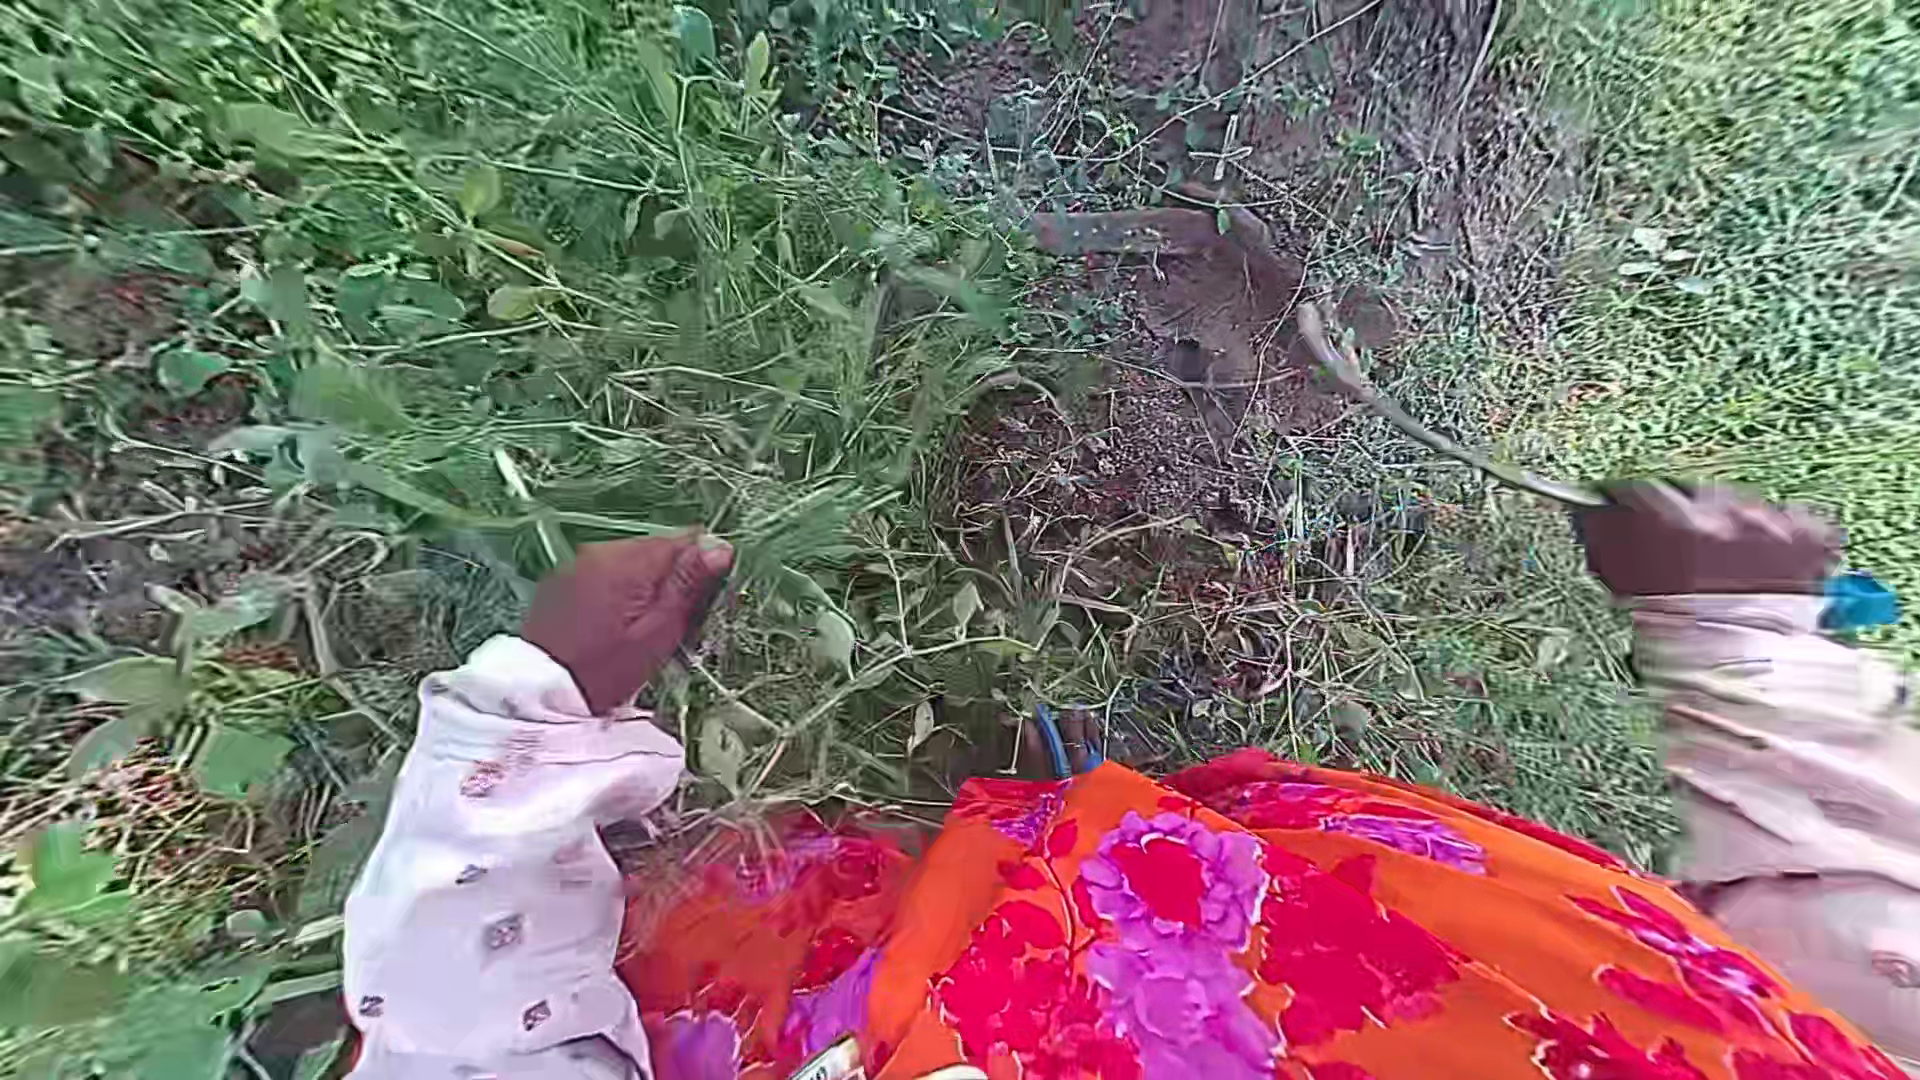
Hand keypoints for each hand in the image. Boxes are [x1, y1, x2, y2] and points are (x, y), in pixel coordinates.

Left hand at [522, 532, 733, 713]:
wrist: (538, 696)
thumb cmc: (607, 668)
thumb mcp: (659, 630)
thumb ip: (689, 583)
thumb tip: (721, 546)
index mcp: (629, 561)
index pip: (687, 540)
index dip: (703, 567)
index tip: (703, 599)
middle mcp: (603, 550)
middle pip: (661, 548)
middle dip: (676, 577)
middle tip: (675, 619)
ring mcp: (579, 562)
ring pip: (637, 560)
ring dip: (650, 582)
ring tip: (645, 623)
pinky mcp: (565, 578)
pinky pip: (610, 571)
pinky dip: (624, 588)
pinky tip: (618, 620)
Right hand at [1578, 481, 1838, 596]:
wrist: (1727, 640)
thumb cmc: (1666, 608)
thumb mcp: (1612, 567)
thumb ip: (1600, 530)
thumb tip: (1589, 510)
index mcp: (1663, 515)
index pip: (1633, 490)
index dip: (1620, 497)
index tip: (1616, 501)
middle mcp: (1715, 509)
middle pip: (1685, 490)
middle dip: (1674, 506)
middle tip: (1667, 527)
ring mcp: (1765, 520)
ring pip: (1733, 501)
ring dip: (1720, 518)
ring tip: (1712, 547)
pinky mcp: (1806, 533)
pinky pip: (1789, 515)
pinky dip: (1772, 527)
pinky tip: (1754, 548)